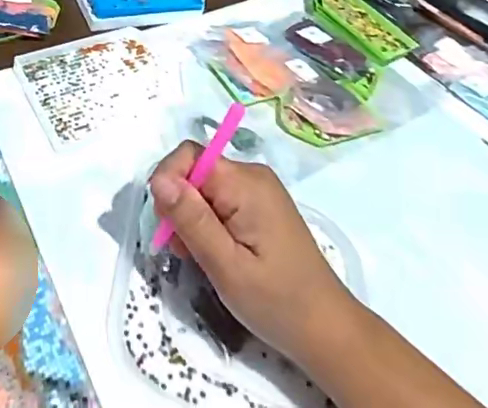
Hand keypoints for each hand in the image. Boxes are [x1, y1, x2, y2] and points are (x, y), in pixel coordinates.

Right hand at [149, 141, 355, 366]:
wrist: (329, 332)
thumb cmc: (277, 302)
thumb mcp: (226, 265)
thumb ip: (191, 219)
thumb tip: (158, 179)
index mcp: (245, 183)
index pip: (189, 155)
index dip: (168, 181)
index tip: (165, 224)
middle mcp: (252, 176)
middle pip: (195, 172)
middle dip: (179, 206)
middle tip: (182, 250)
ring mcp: (258, 191)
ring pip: (205, 189)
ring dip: (191, 219)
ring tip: (200, 258)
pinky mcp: (260, 208)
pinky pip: (220, 201)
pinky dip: (207, 224)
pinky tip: (214, 254)